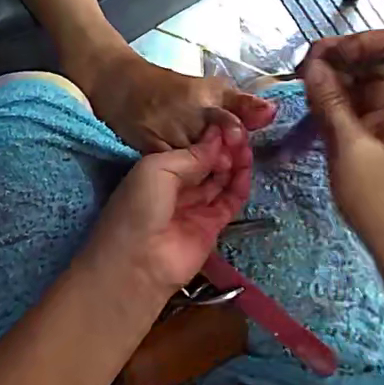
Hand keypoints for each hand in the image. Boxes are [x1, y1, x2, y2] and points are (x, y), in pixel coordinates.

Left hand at [74, 120, 253, 301]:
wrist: (137, 264)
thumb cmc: (138, 208)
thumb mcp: (157, 169)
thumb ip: (191, 154)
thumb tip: (218, 137)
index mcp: (158, 169)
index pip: (188, 147)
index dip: (207, 135)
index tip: (226, 121)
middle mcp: (177, 186)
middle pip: (207, 162)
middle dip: (223, 146)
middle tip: (240, 133)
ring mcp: (195, 206)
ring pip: (221, 179)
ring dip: (234, 162)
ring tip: (246, 146)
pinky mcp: (212, 225)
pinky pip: (230, 200)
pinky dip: (240, 184)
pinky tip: (246, 168)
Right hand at [300, 30, 383, 245]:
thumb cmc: (377, 195)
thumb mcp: (349, 146)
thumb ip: (330, 101)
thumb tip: (313, 65)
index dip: (360, 41)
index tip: (327, 56)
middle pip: (370, 57)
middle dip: (337, 58)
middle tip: (304, 73)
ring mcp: (383, 113)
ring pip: (356, 77)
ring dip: (329, 78)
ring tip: (305, 91)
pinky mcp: (369, 127)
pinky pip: (349, 99)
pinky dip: (330, 98)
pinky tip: (313, 107)